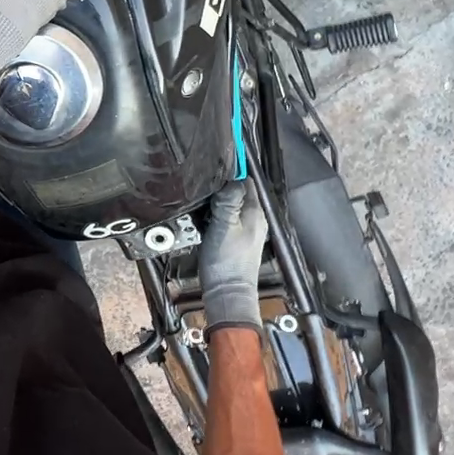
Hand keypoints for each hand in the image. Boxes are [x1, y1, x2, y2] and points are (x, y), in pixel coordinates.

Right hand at [198, 183, 269, 333]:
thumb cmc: (226, 262)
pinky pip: (223, 218)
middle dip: (222, 184)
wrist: (226, 294)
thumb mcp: (224, 226)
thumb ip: (229, 201)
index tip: (215, 161)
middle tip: (201, 178)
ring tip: (199, 195)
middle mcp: (253, 219)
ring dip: (216, 200)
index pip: (247, 181)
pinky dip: (212, 214)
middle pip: (238, 191)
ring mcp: (244, 230)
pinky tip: (200, 216)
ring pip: (230, 204)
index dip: (233, 169)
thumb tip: (232, 178)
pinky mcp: (233, 240)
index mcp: (255, 213)